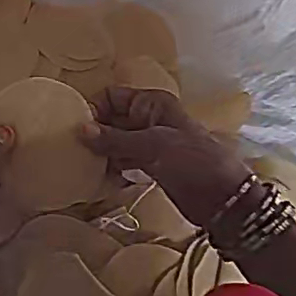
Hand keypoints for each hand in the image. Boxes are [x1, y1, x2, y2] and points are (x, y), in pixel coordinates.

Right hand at [82, 87, 252, 227]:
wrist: (223, 199)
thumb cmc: (192, 162)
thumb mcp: (153, 146)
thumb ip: (115, 139)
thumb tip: (80, 129)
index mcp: (152, 104)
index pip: (112, 96)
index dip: (94, 109)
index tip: (76, 130)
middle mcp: (148, 119)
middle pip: (111, 119)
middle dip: (94, 132)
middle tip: (72, 151)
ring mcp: (150, 143)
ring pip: (116, 141)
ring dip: (100, 152)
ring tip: (81, 165)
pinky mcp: (151, 166)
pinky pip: (124, 160)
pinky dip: (112, 167)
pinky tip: (99, 178)